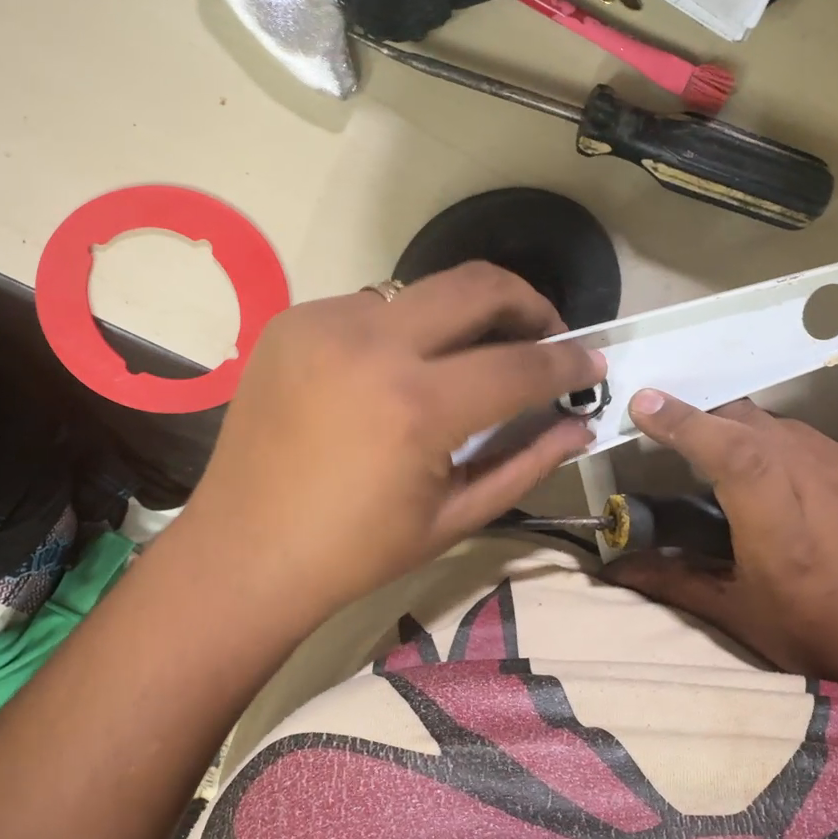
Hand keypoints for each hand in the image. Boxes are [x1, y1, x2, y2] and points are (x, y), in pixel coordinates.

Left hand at [181, 263, 604, 613]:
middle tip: (546, 336)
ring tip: (469, 362)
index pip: (519, 365)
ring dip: (461, 319)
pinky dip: (403, 331)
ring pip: (422, 292)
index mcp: (417, 407)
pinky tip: (399, 373)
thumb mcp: (453, 518)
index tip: (593, 362)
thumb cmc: (356, 553)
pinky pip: (372, 308)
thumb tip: (579, 425)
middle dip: (528, 304)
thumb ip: (525, 464)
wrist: (245, 553)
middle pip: (477, 286)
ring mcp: (324, 324)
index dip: (567, 362)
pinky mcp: (292, 323)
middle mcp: (372, 345)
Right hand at [602, 391, 837, 699]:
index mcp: (783, 528)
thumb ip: (674, 581)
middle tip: (676, 437)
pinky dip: (787, 452)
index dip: (687, 423)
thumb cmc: (819, 641)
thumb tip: (617, 569)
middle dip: (708, 421)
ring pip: (786, 428)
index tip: (645, 404)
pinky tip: (786, 487)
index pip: (733, 451)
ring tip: (730, 467)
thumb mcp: (740, 616)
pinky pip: (820, 444)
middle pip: (754, 423)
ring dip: (747, 436)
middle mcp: (825, 484)